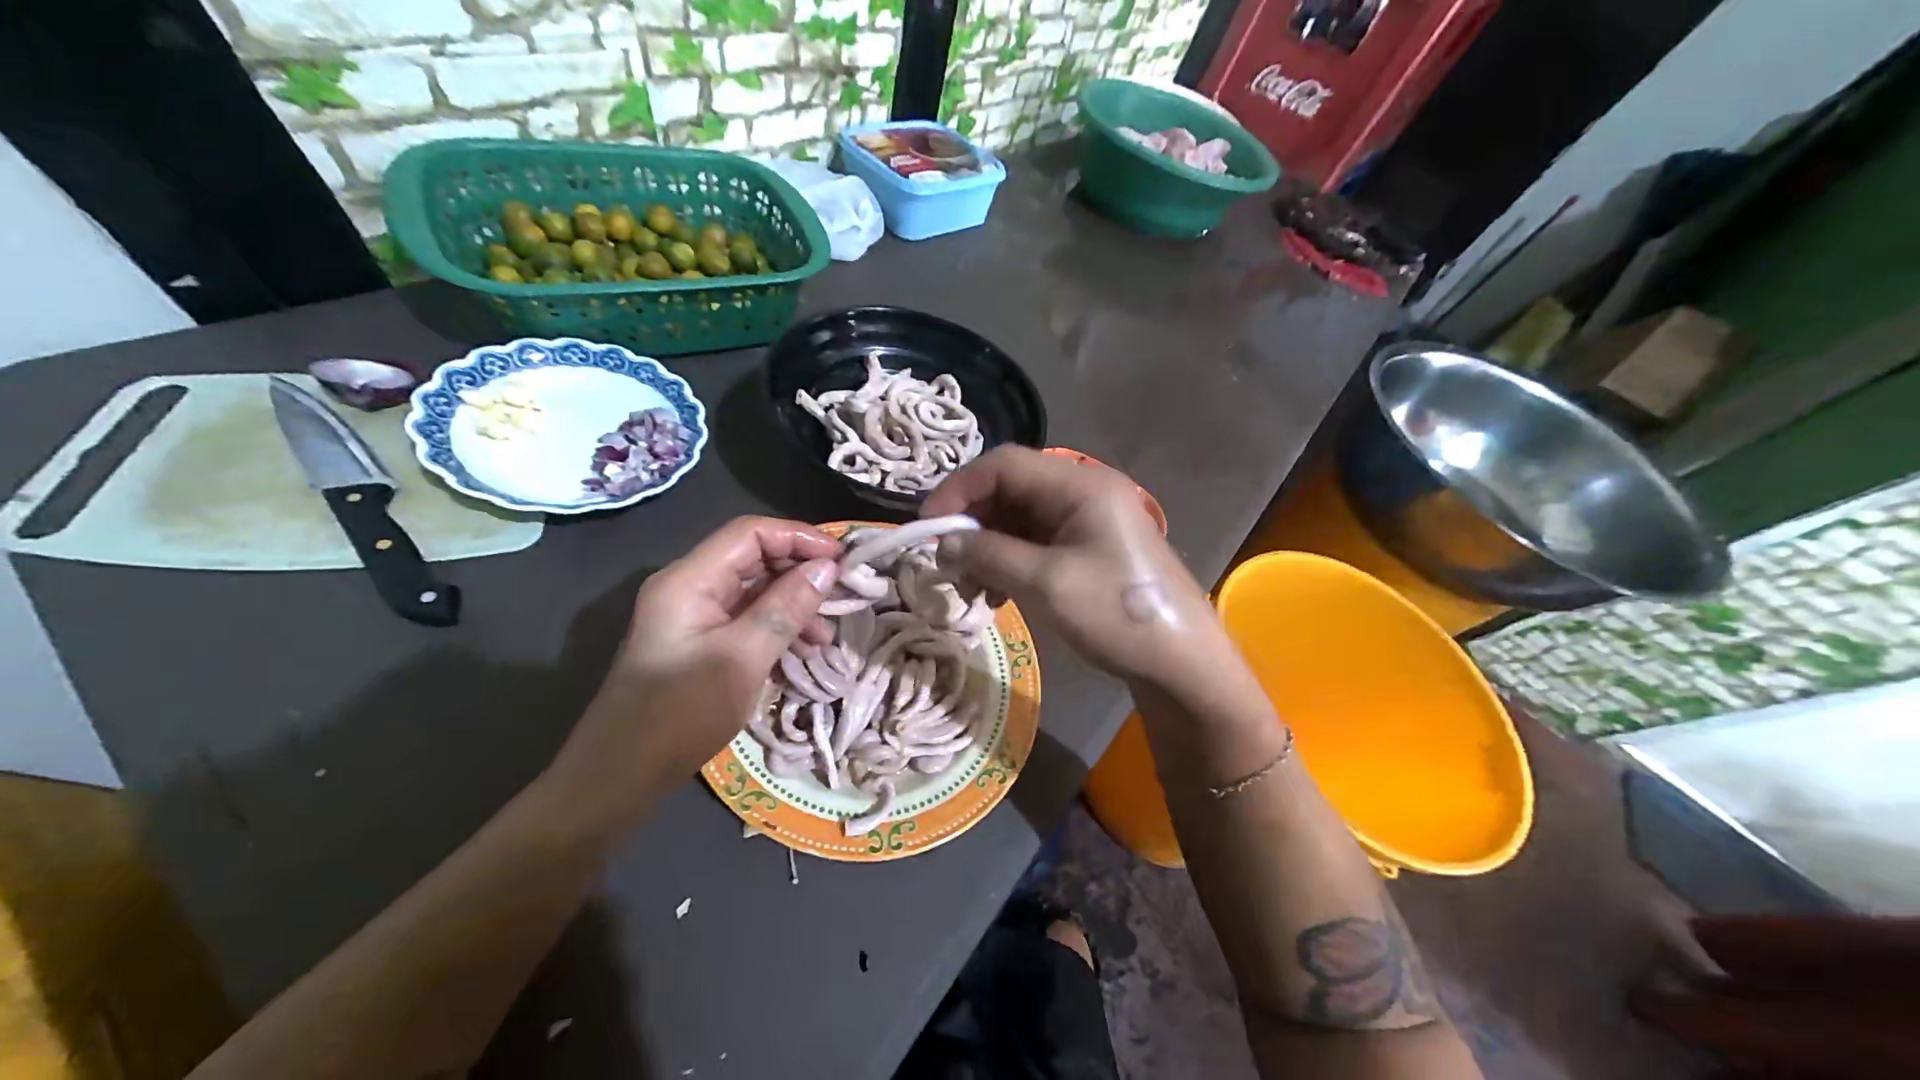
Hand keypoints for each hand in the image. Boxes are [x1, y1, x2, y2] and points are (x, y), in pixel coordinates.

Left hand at [545, 517, 840, 823]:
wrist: (620, 775)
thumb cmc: (680, 713)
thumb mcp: (742, 659)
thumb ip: (786, 608)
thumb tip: (827, 568)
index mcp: (689, 580)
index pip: (750, 533)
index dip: (800, 538)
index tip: (843, 560)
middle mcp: (689, 588)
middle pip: (753, 559)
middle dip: (801, 573)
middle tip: (843, 596)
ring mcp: (693, 617)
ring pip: (754, 591)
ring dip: (793, 605)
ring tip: (826, 636)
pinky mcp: (699, 643)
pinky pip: (746, 619)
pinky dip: (777, 628)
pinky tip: (803, 651)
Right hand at [923, 447, 1228, 691]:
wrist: (1180, 663)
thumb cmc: (1116, 614)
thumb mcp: (1046, 583)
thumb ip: (989, 554)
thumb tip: (943, 542)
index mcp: (1079, 485)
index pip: (1003, 465)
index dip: (959, 489)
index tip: (927, 527)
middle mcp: (1082, 492)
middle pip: (1009, 490)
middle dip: (972, 524)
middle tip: (947, 565)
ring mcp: (1086, 520)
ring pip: (1017, 519)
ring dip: (986, 548)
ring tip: (971, 589)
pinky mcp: (1087, 548)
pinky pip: (1034, 542)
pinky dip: (1008, 562)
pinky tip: (997, 594)